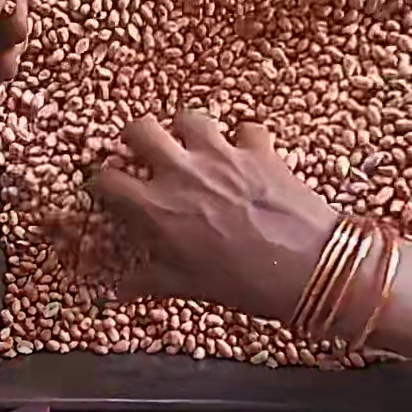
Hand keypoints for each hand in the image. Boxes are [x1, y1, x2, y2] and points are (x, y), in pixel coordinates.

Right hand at [95, 110, 334, 322]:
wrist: (310, 270)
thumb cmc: (243, 283)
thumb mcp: (189, 285)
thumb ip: (149, 280)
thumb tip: (116, 293)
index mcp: (159, 207)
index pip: (109, 180)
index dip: (101, 181)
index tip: (107, 186)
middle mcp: (183, 173)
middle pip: (140, 129)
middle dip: (134, 136)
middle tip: (142, 149)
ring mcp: (221, 156)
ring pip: (189, 118)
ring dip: (186, 129)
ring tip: (191, 144)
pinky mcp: (258, 150)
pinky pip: (246, 128)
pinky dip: (245, 138)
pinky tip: (247, 152)